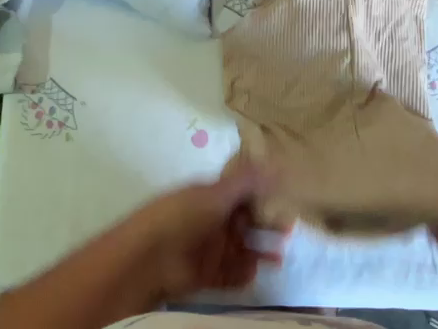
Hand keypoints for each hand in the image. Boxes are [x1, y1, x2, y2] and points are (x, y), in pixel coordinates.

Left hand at [116, 164, 289, 303]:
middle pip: (245, 225)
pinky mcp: (206, 275)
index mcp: (211, 197)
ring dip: (259, 253)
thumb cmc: (183, 216)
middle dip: (266, 228)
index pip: (242, 196)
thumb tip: (276, 161)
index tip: (285, 202)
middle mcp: (212, 222)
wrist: (149, 257)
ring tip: (278, 257)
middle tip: (288, 232)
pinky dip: (243, 274)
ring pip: (242, 251)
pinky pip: (231, 275)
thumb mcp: (216, 193)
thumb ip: (247, 180)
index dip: (263, 199)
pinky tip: (254, 272)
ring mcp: (209, 250)